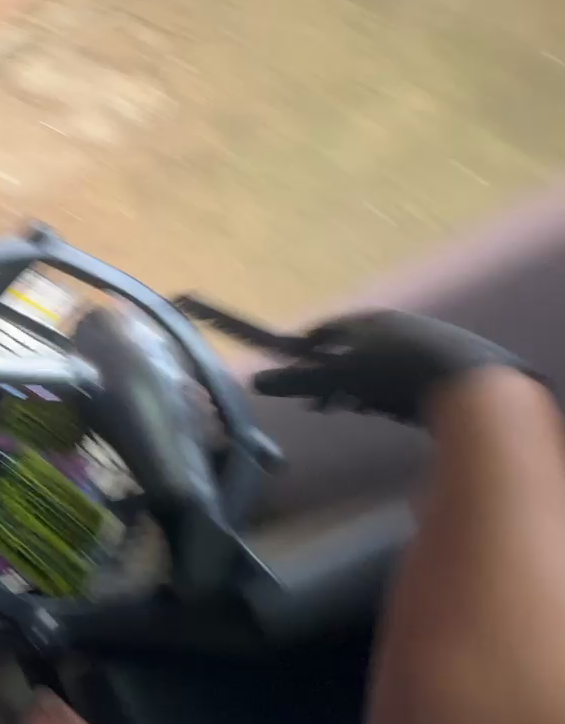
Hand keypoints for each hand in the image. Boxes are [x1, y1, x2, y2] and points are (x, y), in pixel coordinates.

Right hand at [253, 309, 532, 422]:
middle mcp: (396, 321)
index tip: (292, 366)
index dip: (303, 348)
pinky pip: (408, 369)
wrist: (471, 383)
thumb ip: (293, 380)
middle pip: (351, 345)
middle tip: (320, 394)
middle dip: (332, 369)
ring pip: (380, 358)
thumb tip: (252, 381)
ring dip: (361, 380)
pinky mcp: (457, 356)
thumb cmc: (391, 373)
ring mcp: (430, 336)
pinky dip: (390, 384)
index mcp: (364, 320)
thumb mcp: (334, 378)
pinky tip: (387, 403)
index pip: (323, 329)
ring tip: (352, 404)